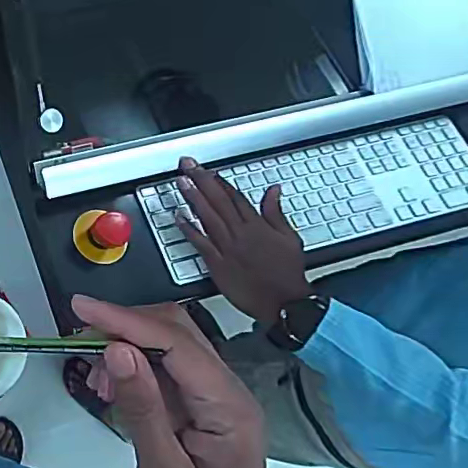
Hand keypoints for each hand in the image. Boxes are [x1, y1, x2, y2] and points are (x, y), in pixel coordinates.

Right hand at [72, 295, 281, 467]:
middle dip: (122, 326)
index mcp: (229, 407)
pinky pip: (162, 364)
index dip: (124, 320)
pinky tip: (110, 385)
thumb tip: (116, 350)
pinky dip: (129, 364)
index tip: (80, 307)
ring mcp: (215, 393)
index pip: (175, 343)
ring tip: (96, 378)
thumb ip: (142, 408)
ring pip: (165, 341)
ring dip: (123, 345)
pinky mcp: (199, 400)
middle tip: (79, 342)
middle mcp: (228, 389)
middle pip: (174, 330)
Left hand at [174, 156, 310, 324]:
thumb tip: (274, 189)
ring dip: (192, 197)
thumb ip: (276, 212)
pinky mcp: (217, 263)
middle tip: (186, 165)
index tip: (206, 169)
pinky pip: (200, 242)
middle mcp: (240, 233)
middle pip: (218, 201)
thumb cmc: (288, 272)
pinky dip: (188, 228)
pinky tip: (177, 216)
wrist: (285, 303)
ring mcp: (227, 247)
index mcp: (257, 226)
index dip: (218, 181)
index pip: (234, 197)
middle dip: (201, 180)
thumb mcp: (290, 238)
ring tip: (180, 181)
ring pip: (207, 217)